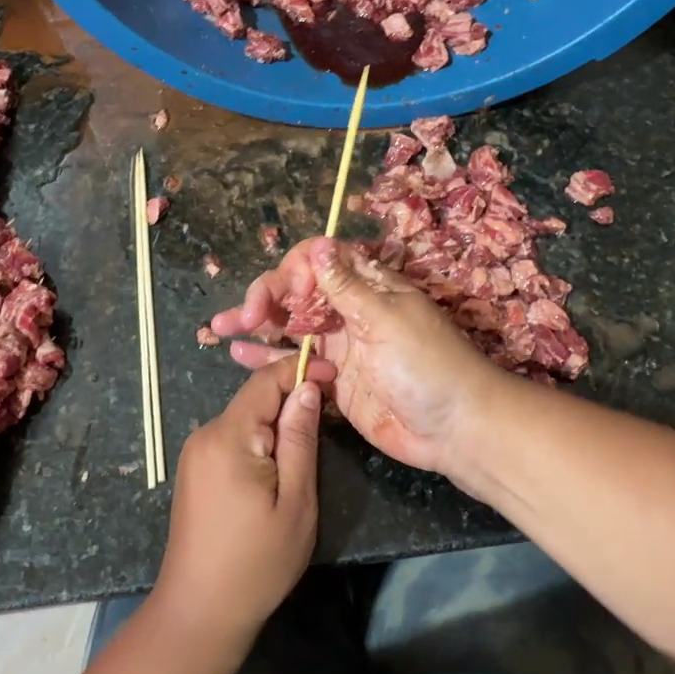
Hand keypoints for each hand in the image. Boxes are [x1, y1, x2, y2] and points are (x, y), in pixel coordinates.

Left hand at [152, 357, 331, 647]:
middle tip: (331, 411)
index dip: (301, 369)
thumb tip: (308, 387)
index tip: (337, 374)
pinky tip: (280, 465)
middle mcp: (205, 434)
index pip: (265, 381)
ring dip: (277, 421)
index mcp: (228, 436)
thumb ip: (300, 439)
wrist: (198, 612)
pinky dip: (260, 440)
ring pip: (245, 419)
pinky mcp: (195, 470)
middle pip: (254, 398)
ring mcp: (196, 453)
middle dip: (292, 397)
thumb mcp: (295, 502)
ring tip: (311, 440)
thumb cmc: (256, 562)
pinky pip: (233, 439)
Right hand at [210, 238, 504, 475]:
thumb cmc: (427, 364)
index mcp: (368, 286)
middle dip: (266, 296)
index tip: (288, 291)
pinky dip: (265, 358)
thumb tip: (316, 245)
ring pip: (289, 327)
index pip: (321, 260)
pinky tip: (236, 355)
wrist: (456, 428)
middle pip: (298, 292)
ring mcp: (339, 346)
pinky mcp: (332, 381)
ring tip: (219, 327)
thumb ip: (346, 287)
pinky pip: (293, 363)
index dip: (297, 268)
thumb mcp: (386, 319)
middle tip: (243, 316)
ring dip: (255, 324)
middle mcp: (349, 310)